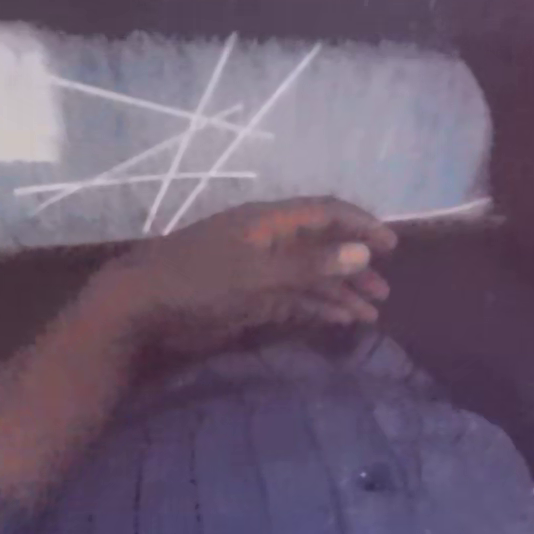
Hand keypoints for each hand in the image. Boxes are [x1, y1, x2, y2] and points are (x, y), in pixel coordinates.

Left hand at [88, 197, 399, 357]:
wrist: (141, 306)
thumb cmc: (196, 281)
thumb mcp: (255, 273)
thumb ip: (308, 265)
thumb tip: (362, 251)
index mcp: (267, 222)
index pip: (324, 213)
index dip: (360, 226)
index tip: (391, 247)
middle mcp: (266, 242)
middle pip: (320, 248)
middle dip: (353, 267)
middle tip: (383, 292)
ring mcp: (255, 271)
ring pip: (307, 278)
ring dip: (337, 293)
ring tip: (369, 314)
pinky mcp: (245, 299)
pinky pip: (288, 299)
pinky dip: (313, 308)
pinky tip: (336, 320)